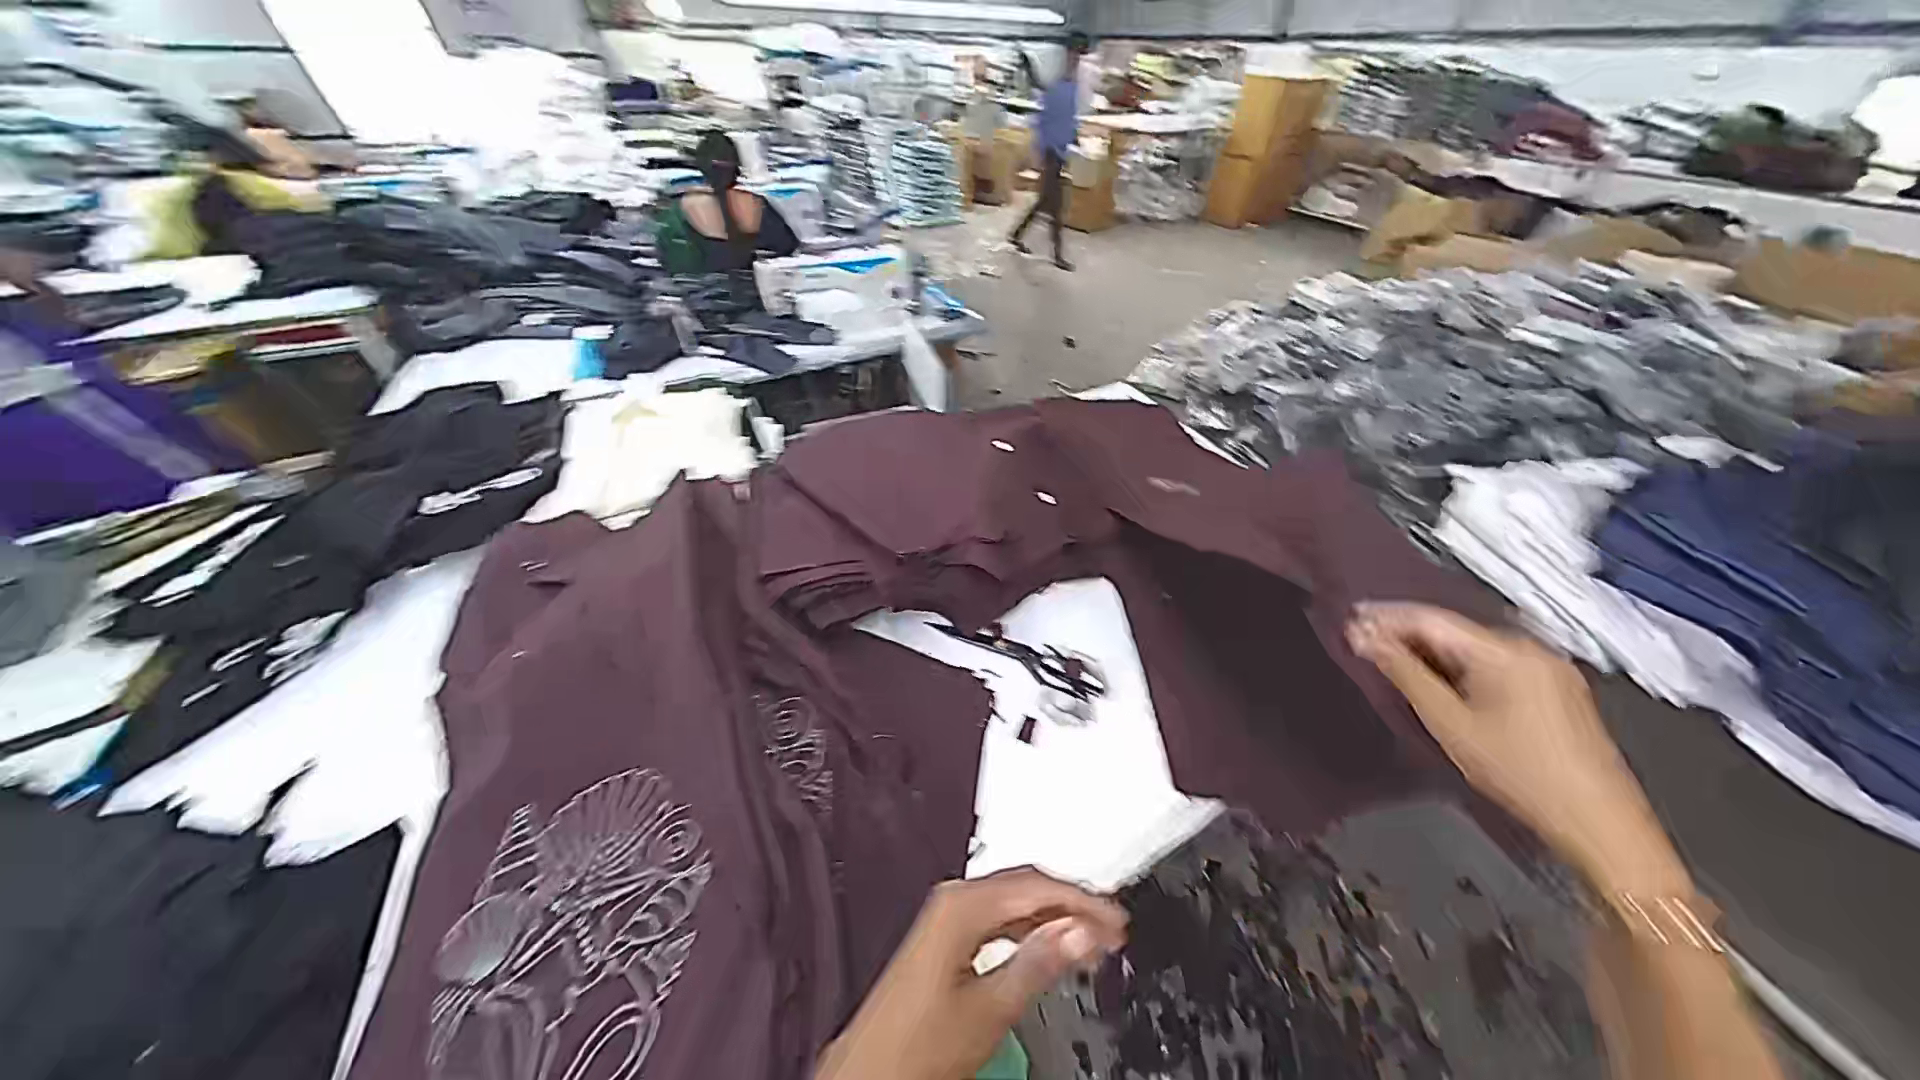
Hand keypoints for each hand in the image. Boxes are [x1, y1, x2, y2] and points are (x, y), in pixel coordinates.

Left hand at [814, 867, 1127, 1079]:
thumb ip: (1039, 963)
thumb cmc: (916, 1045)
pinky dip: (1031, 927)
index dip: (1083, 902)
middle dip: (1072, 904)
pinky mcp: (948, 932)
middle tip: (1111, 927)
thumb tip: (1079, 931)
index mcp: (962, 906)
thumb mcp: (991, 1008)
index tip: (1115, 921)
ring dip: (1054, 915)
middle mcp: (954, 900)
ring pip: (1015, 900)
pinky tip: (1050, 945)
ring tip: (1090, 937)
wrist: (872, 1070)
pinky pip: (1000, 916)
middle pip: (1026, 886)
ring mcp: (949, 914)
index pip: (1037, 886)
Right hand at [1347, 603, 1689, 893]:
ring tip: (1388, 658)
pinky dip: (1456, 666)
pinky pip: (1490, 662)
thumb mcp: (1448, 721)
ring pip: (1470, 647)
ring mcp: (1546, 667)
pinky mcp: (1553, 687)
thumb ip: (1403, 673)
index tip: (1349, 621)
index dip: (1385, 618)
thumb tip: (1365, 638)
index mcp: (1505, 650)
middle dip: (1403, 634)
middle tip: (1361, 641)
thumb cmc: (1518, 771)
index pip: (1430, 620)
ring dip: (1428, 651)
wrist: (1599, 822)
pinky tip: (1433, 678)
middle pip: (1451, 630)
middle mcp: (1530, 648)